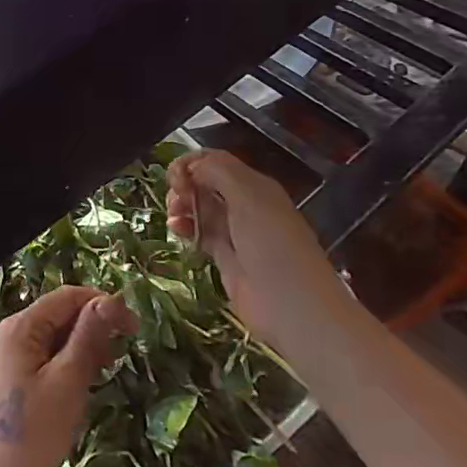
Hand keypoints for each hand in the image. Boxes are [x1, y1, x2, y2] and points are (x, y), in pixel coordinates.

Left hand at [0, 285, 136, 466]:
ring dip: (83, 344)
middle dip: (93, 325)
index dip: (102, 303)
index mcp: (19, 326)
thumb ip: (89, 335)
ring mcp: (7, 356)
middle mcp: (9, 333)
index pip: (67, 296)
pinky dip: (68, 360)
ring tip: (106, 368)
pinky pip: (45, 354)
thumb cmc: (36, 433)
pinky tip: (84, 379)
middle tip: (122, 352)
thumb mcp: (69, 380)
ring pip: (54, 335)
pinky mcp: (11, 377)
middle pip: (59, 313)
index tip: (134, 327)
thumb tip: (111, 298)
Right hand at [166, 149, 343, 354]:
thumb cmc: (272, 245)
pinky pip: (201, 233)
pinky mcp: (226, 257)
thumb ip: (218, 173)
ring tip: (174, 217)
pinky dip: (186, 228)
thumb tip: (191, 166)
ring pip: (201, 208)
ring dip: (183, 206)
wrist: (292, 305)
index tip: (174, 178)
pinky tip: (177, 231)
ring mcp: (236, 232)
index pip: (216, 161)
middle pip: (206, 182)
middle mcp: (245, 204)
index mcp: (254, 185)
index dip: (191, 163)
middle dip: (184, 184)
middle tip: (174, 199)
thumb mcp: (248, 198)